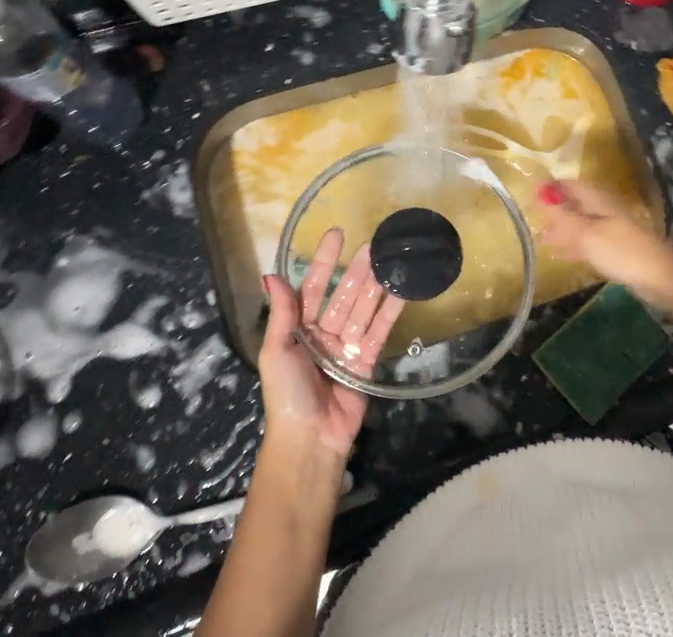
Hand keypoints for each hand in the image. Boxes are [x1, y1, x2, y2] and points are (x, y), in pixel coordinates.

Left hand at [258, 228, 404, 456]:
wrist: (310, 437)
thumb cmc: (287, 393)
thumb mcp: (277, 350)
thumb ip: (282, 313)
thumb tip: (271, 274)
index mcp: (298, 328)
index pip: (312, 287)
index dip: (323, 262)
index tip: (337, 235)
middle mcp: (323, 332)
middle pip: (342, 295)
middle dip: (356, 270)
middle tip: (373, 244)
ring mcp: (346, 345)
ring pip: (363, 308)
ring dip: (376, 285)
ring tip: (390, 260)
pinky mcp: (367, 360)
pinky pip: (379, 330)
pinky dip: (390, 311)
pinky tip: (401, 290)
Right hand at [536, 180, 672, 308]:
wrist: (659, 277)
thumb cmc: (621, 251)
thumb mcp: (586, 234)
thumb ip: (562, 216)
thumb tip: (539, 194)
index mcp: (599, 201)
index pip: (572, 185)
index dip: (552, 186)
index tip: (531, 193)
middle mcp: (605, 211)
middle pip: (577, 204)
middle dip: (556, 209)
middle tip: (533, 218)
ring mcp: (612, 230)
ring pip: (582, 224)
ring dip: (563, 230)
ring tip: (542, 239)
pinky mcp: (616, 250)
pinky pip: (589, 242)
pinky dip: (574, 245)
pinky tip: (562, 254)